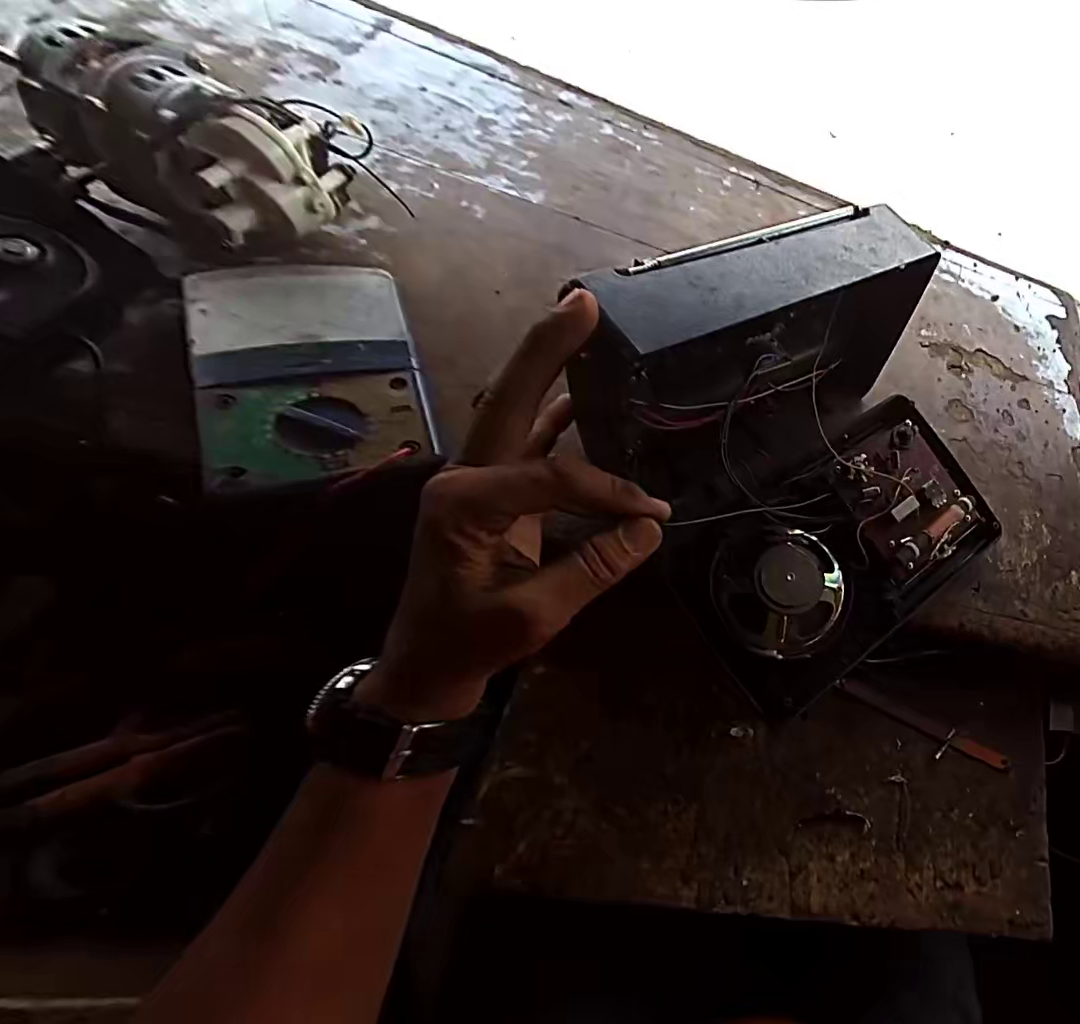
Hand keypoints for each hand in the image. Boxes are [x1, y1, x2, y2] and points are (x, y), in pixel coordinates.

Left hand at [356, 289, 670, 720]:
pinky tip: (585, 396)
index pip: (552, 475)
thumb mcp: (534, 614)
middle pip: (510, 398)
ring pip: (518, 410)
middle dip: (547, 349)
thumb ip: (594, 568)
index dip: (609, 491)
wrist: (427, 665)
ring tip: (584, 328)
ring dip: (550, 369)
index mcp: (464, 502)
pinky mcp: (495, 491)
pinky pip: (531, 441)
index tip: (653, 512)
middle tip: (583, 302)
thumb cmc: (470, 642)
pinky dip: (560, 414)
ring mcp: (478, 479)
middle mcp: (466, 475)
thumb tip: (651, 527)